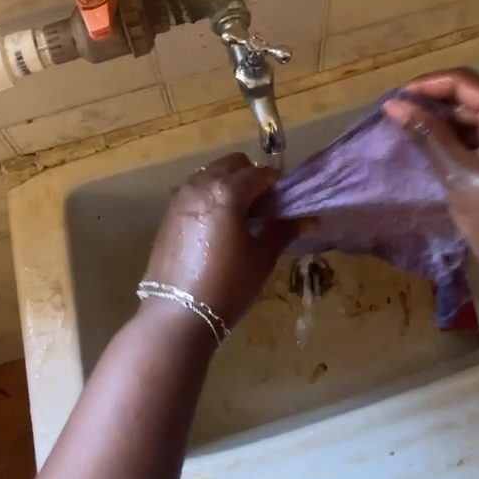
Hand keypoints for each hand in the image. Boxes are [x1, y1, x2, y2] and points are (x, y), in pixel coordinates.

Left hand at [143, 153, 294, 327]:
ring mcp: (180, 198)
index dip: (277, 183)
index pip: (260, 173)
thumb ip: (283, 230)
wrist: (177, 314)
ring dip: (228, 184)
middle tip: (263, 206)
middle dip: (250, 176)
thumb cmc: (228, 284)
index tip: (286, 200)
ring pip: (210, 174)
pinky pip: (194, 192)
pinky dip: (209, 197)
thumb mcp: (262, 257)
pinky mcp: (168, 214)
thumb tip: (311, 219)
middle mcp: (201, 185)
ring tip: (239, 216)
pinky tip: (217, 227)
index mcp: (227, 191)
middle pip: (232, 164)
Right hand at [382, 68, 478, 302]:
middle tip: (399, 116)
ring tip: (411, 131)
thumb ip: (428, 135)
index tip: (395, 100)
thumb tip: (394, 105)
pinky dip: (462, 137)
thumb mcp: (459, 176)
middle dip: (435, 102)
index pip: (466, 82)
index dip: (428, 85)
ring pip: (478, 114)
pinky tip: (436, 147)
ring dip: (446, 120)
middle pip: (474, 94)